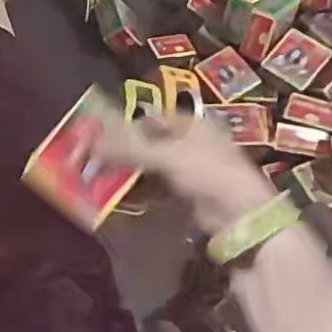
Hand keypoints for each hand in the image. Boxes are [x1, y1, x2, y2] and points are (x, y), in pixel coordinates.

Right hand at [105, 116, 276, 233]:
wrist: (237, 213)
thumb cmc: (207, 171)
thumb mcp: (167, 155)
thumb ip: (129, 148)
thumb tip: (93, 141)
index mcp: (192, 124)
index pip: (152, 118)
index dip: (127, 124)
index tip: (100, 134)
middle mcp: (191, 143)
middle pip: (150, 143)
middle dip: (125, 150)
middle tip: (97, 156)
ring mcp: (189, 169)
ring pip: (151, 165)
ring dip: (130, 171)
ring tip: (102, 174)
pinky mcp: (186, 193)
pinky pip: (156, 186)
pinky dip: (139, 188)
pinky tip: (120, 192)